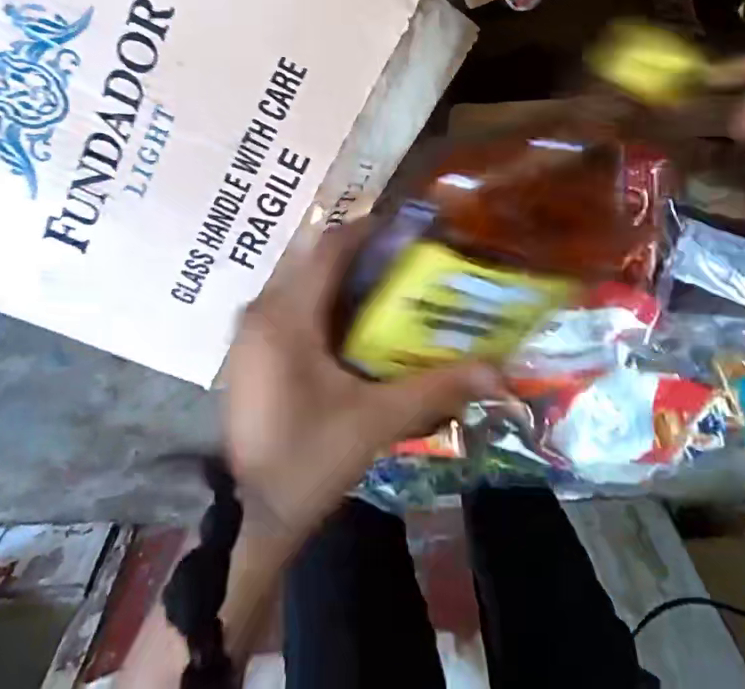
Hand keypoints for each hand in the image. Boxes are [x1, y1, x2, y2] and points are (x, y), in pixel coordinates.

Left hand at [220, 223, 502, 536]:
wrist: (246, 513)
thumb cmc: (308, 459)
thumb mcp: (375, 421)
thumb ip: (436, 388)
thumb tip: (497, 371)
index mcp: (286, 315)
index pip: (330, 248)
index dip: (371, 230)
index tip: (411, 230)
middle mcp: (262, 310)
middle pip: (318, 263)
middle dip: (366, 260)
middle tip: (414, 265)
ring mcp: (250, 331)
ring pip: (304, 285)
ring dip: (347, 284)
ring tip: (395, 292)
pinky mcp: (251, 351)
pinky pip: (293, 308)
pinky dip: (327, 308)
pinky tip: (360, 329)